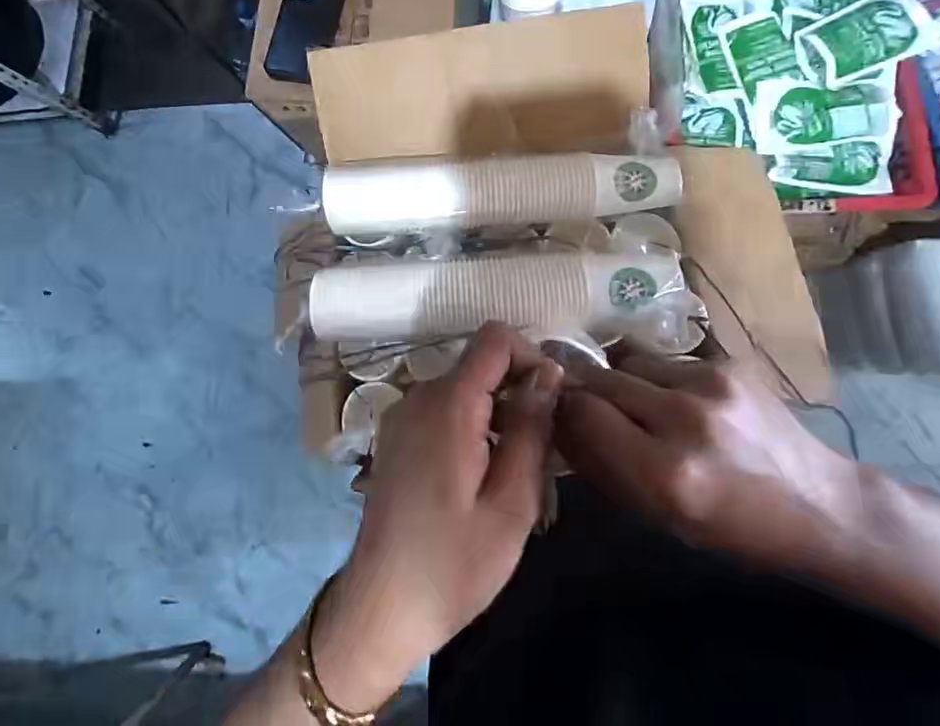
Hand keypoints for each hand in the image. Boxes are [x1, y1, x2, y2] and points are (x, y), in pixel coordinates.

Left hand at [310, 322, 562, 711]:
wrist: (384, 600)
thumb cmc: (454, 562)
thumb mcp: (512, 502)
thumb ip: (532, 429)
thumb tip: (548, 372)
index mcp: (448, 404)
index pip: (493, 339)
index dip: (531, 356)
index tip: (555, 403)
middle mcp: (418, 396)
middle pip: (479, 364)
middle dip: (519, 393)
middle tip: (546, 450)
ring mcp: (402, 415)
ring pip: (463, 390)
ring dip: (498, 415)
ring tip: (520, 473)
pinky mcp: (396, 436)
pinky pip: (442, 411)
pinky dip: (472, 427)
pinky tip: (485, 478)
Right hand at [553, 349, 860, 571]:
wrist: (826, 507)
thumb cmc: (733, 526)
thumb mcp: (657, 514)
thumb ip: (599, 463)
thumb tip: (553, 416)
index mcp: (664, 473)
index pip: (580, 412)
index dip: (563, 408)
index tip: (558, 410)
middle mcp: (684, 420)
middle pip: (600, 379)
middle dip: (586, 389)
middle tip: (585, 400)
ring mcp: (710, 385)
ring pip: (628, 363)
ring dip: (623, 381)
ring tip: (643, 405)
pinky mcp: (728, 364)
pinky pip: (665, 361)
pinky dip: (659, 378)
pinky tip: (683, 402)